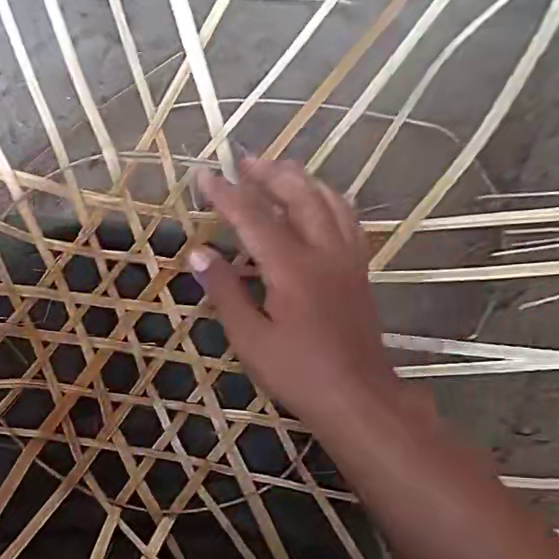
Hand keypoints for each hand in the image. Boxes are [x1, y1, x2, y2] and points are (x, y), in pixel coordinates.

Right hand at [188, 158, 401, 428]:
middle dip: (269, 174)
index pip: (254, 218)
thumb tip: (198, 253)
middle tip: (244, 161)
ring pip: (330, 202)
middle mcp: (324, 252)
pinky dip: (328, 200)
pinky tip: (319, 204)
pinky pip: (347, 220)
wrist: (358, 397)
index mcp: (292, 268)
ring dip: (303, 180)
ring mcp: (347, 259)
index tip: (204, 175)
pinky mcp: (359, 271)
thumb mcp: (249, 338)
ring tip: (280, 170)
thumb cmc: (297, 372)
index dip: (227, 194)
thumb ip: (225, 291)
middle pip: (299, 196)